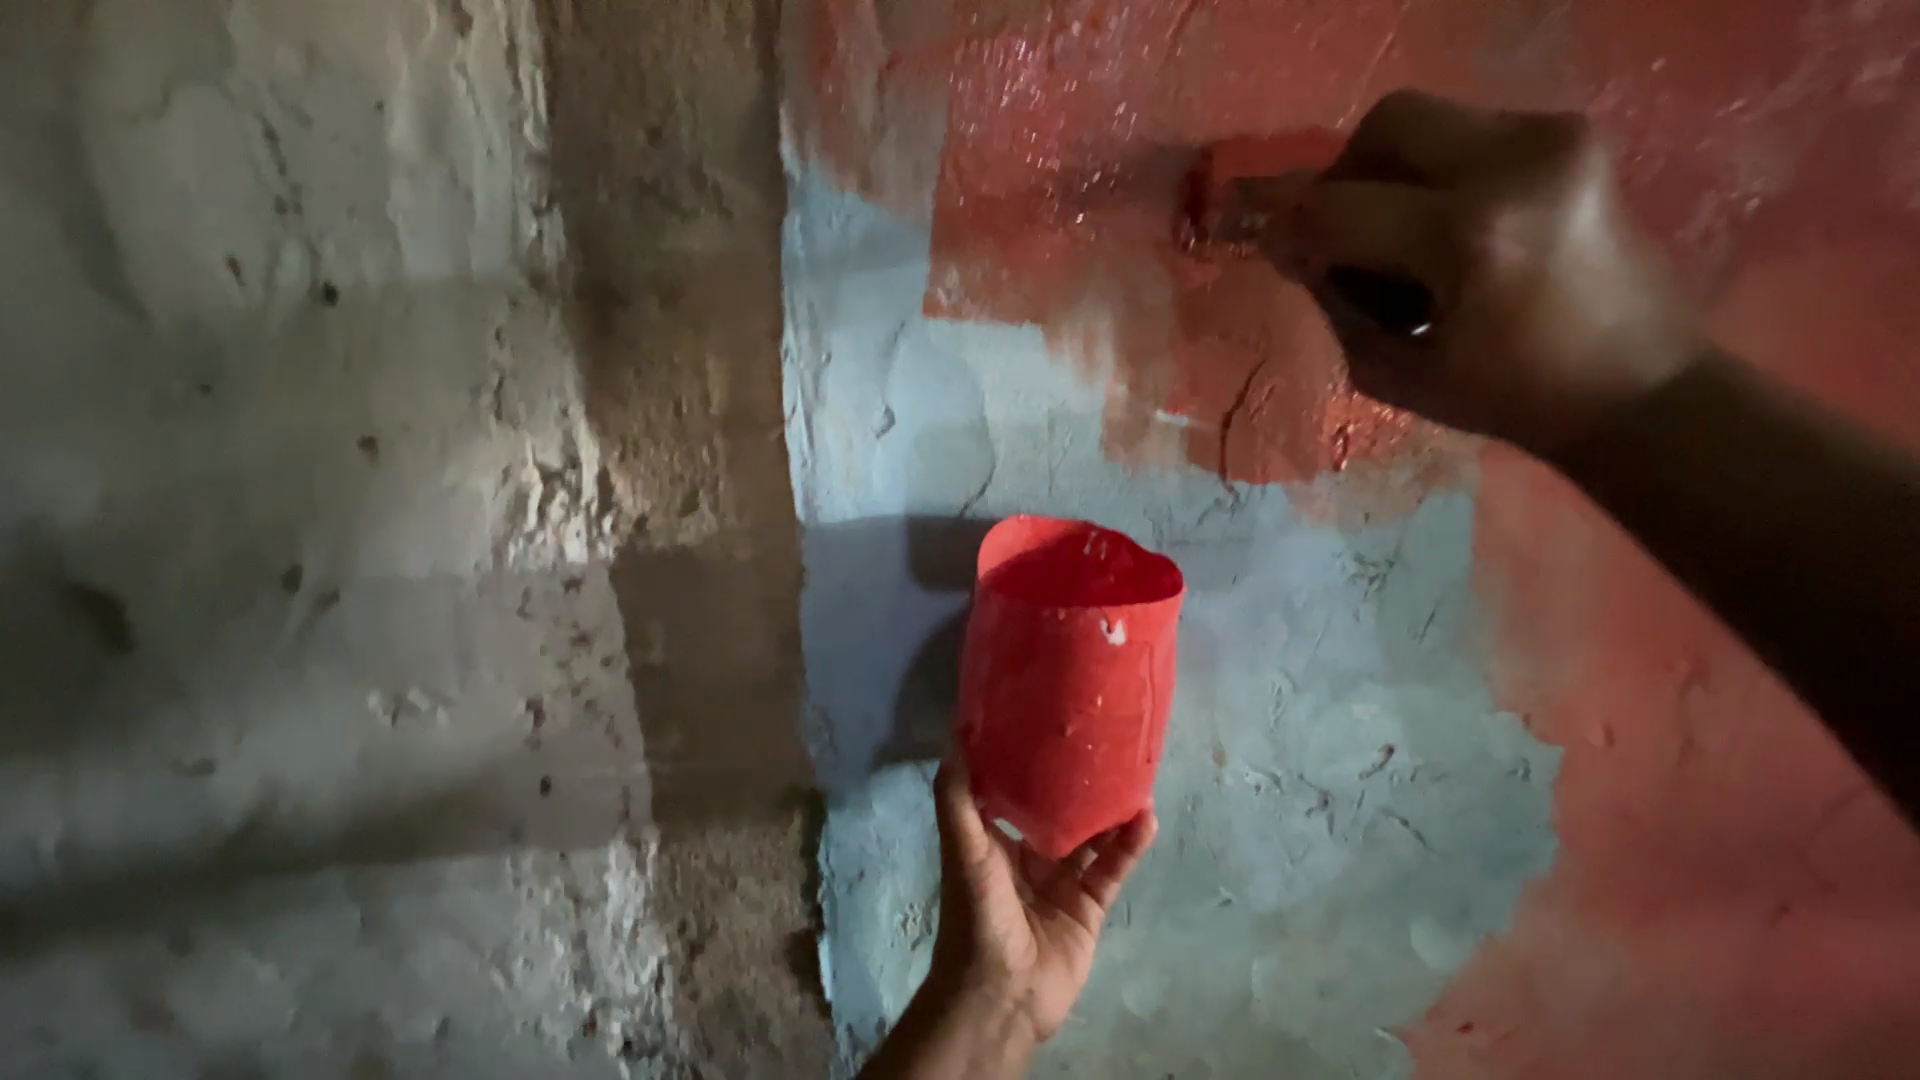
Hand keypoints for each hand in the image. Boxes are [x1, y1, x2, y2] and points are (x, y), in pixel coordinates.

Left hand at [925, 758, 1157, 1044]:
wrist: (1001, 995)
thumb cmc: (976, 913)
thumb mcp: (962, 847)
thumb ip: (957, 794)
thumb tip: (955, 731)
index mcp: (994, 839)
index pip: (1014, 790)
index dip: (1030, 761)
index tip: (1049, 723)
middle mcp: (1028, 855)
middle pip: (1060, 810)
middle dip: (1080, 782)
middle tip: (1105, 743)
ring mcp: (1061, 881)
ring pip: (1092, 836)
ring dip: (1112, 809)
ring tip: (1135, 773)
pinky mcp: (1089, 906)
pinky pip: (1112, 868)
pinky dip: (1129, 844)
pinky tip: (1146, 817)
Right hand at [1245, 90, 1707, 458]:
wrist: (1638, 385)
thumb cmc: (1508, 398)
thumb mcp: (1392, 371)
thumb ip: (1331, 303)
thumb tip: (1288, 247)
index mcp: (1470, 238)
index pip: (1338, 208)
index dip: (1289, 228)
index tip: (1265, 246)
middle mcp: (1516, 164)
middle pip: (1387, 124)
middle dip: (1343, 178)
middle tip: (1339, 235)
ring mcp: (1555, 138)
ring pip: (1425, 120)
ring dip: (1387, 174)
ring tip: (1395, 240)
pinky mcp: (1573, 136)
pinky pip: (1466, 133)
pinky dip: (1431, 174)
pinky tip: (1440, 230)